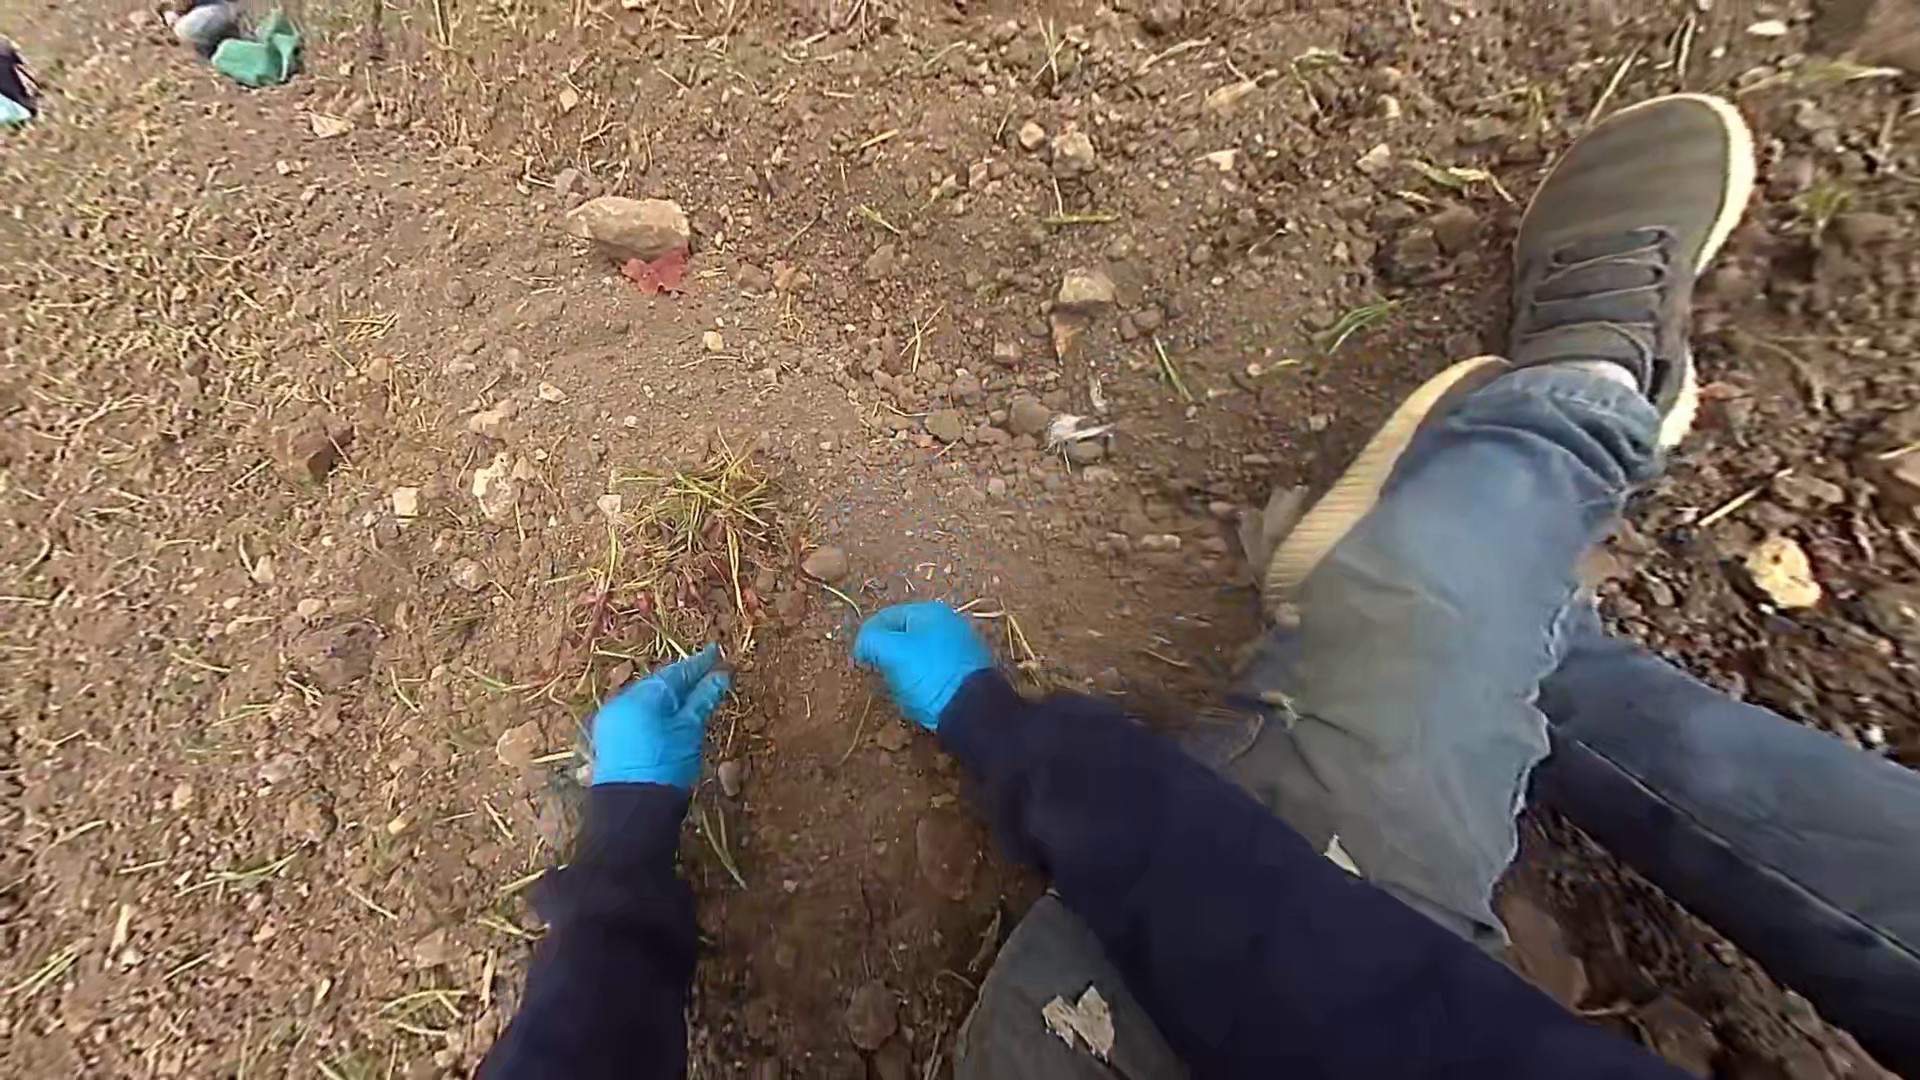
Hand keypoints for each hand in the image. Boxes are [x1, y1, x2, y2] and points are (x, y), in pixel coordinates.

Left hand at [590, 645, 731, 788]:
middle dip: (686, 677)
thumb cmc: (666, 764)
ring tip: (697, 692)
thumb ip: (704, 697)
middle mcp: (622, 703)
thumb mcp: (690, 728)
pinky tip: (675, 712)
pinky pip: (640, 713)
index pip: (676, 672)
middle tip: (710, 672)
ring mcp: (614, 721)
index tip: (717, 653)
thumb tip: (723, 673)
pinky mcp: (612, 739)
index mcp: (640, 697)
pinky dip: (660, 709)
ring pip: (650, 698)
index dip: (699, 663)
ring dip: (674, 694)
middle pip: (661, 683)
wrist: (633, 812)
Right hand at [853, 603, 993, 729]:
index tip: (858, 660)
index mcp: (929, 612)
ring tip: (903, 689)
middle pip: (902, 636)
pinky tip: (920, 697)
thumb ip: (871, 640)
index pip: (886, 616)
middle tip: (881, 674)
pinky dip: (921, 683)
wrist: (972, 707)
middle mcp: (947, 624)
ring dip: (903, 673)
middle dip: (887, 656)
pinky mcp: (963, 671)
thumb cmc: (929, 673)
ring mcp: (958, 647)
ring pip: (916, 656)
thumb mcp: (892, 651)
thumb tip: (863, 644)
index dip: (868, 637)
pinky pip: (931, 672)